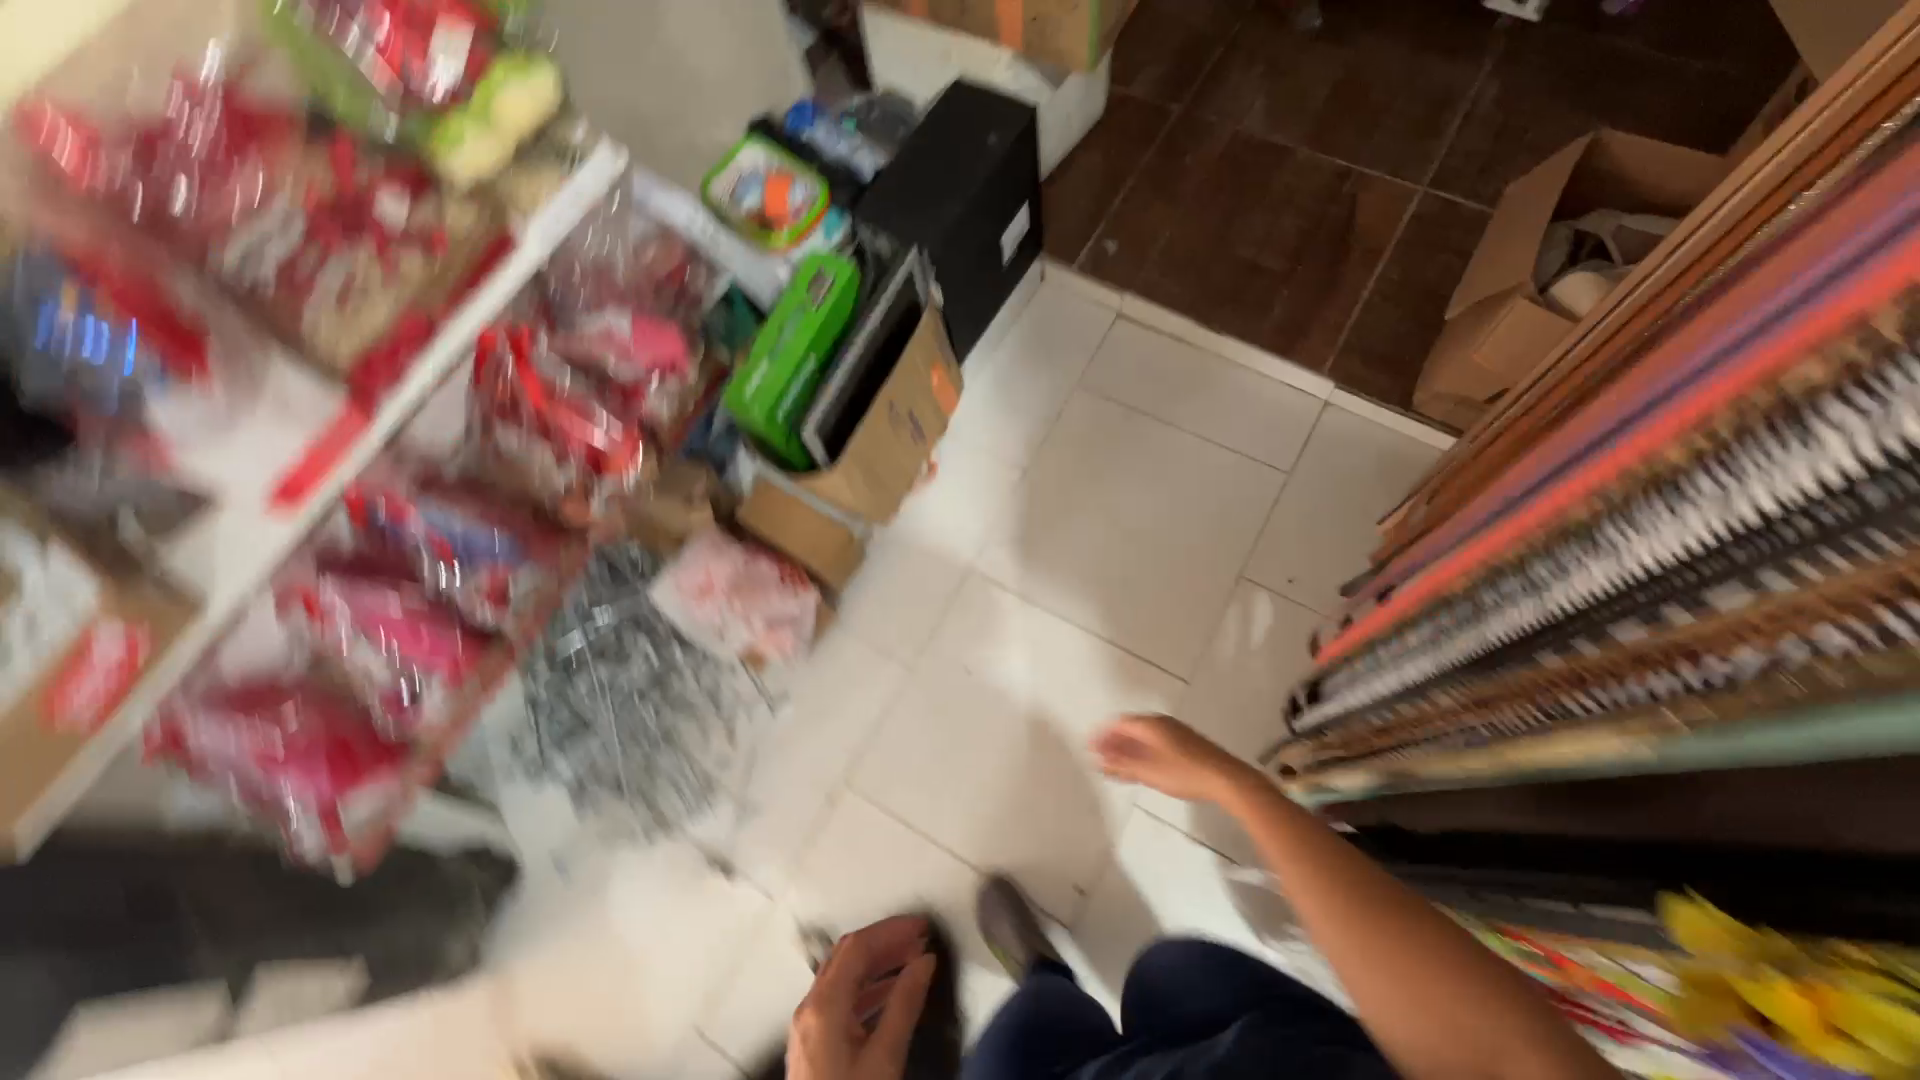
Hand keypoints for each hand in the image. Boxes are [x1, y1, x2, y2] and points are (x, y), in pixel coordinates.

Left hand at [788, 915, 936, 1079]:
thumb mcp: (885, 1058)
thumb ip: (904, 1004)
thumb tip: (924, 962)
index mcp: (823, 1006)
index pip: (857, 948)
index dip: (891, 930)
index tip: (922, 927)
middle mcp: (809, 1008)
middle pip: (846, 956)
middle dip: (884, 941)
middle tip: (919, 938)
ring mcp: (807, 1026)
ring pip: (842, 976)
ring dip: (877, 963)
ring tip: (913, 960)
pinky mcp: (812, 1043)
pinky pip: (840, 999)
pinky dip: (867, 987)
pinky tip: (892, 993)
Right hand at [1091, 713, 1256, 802]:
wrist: (1226, 780)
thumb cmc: (1184, 773)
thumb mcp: (1148, 771)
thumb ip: (1122, 765)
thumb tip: (1098, 759)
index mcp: (1151, 724)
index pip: (1119, 723)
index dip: (1102, 734)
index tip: (1089, 746)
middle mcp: (1161, 724)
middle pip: (1131, 729)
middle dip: (1113, 742)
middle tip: (1099, 758)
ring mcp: (1175, 734)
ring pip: (1143, 738)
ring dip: (1127, 749)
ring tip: (1115, 766)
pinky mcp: (1185, 745)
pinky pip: (1155, 744)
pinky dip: (1141, 753)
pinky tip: (1139, 769)